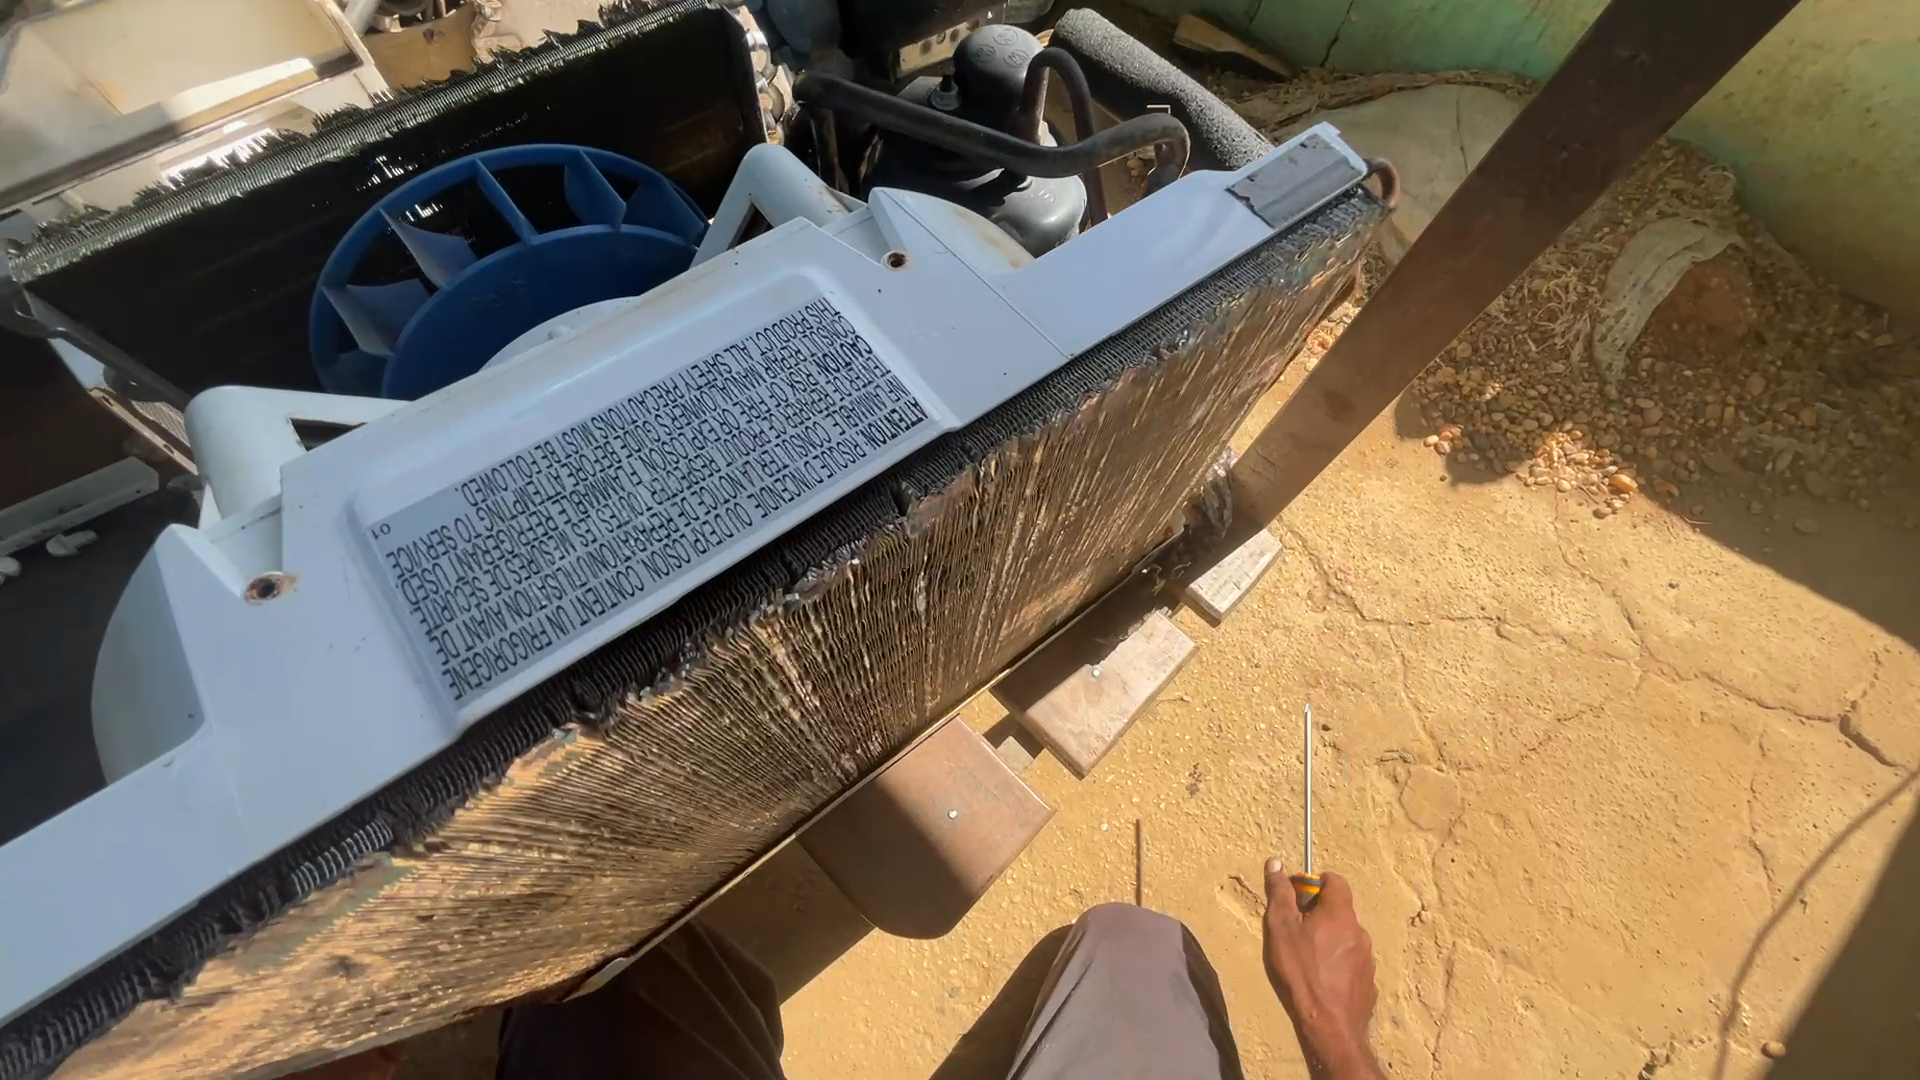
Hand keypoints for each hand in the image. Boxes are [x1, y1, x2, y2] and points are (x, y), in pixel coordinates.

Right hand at [1262, 859, 1382, 1079]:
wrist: (1330, 1026)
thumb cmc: (1301, 970)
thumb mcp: (1281, 927)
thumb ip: (1280, 893)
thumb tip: (1275, 863)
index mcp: (1340, 914)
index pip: (1336, 881)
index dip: (1316, 881)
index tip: (1298, 895)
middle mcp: (1359, 932)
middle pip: (1339, 909)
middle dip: (1318, 912)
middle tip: (1296, 929)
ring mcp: (1367, 958)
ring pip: (1346, 935)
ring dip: (1329, 936)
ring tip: (1307, 956)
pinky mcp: (1369, 982)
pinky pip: (1351, 959)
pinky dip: (1338, 959)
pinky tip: (1322, 976)